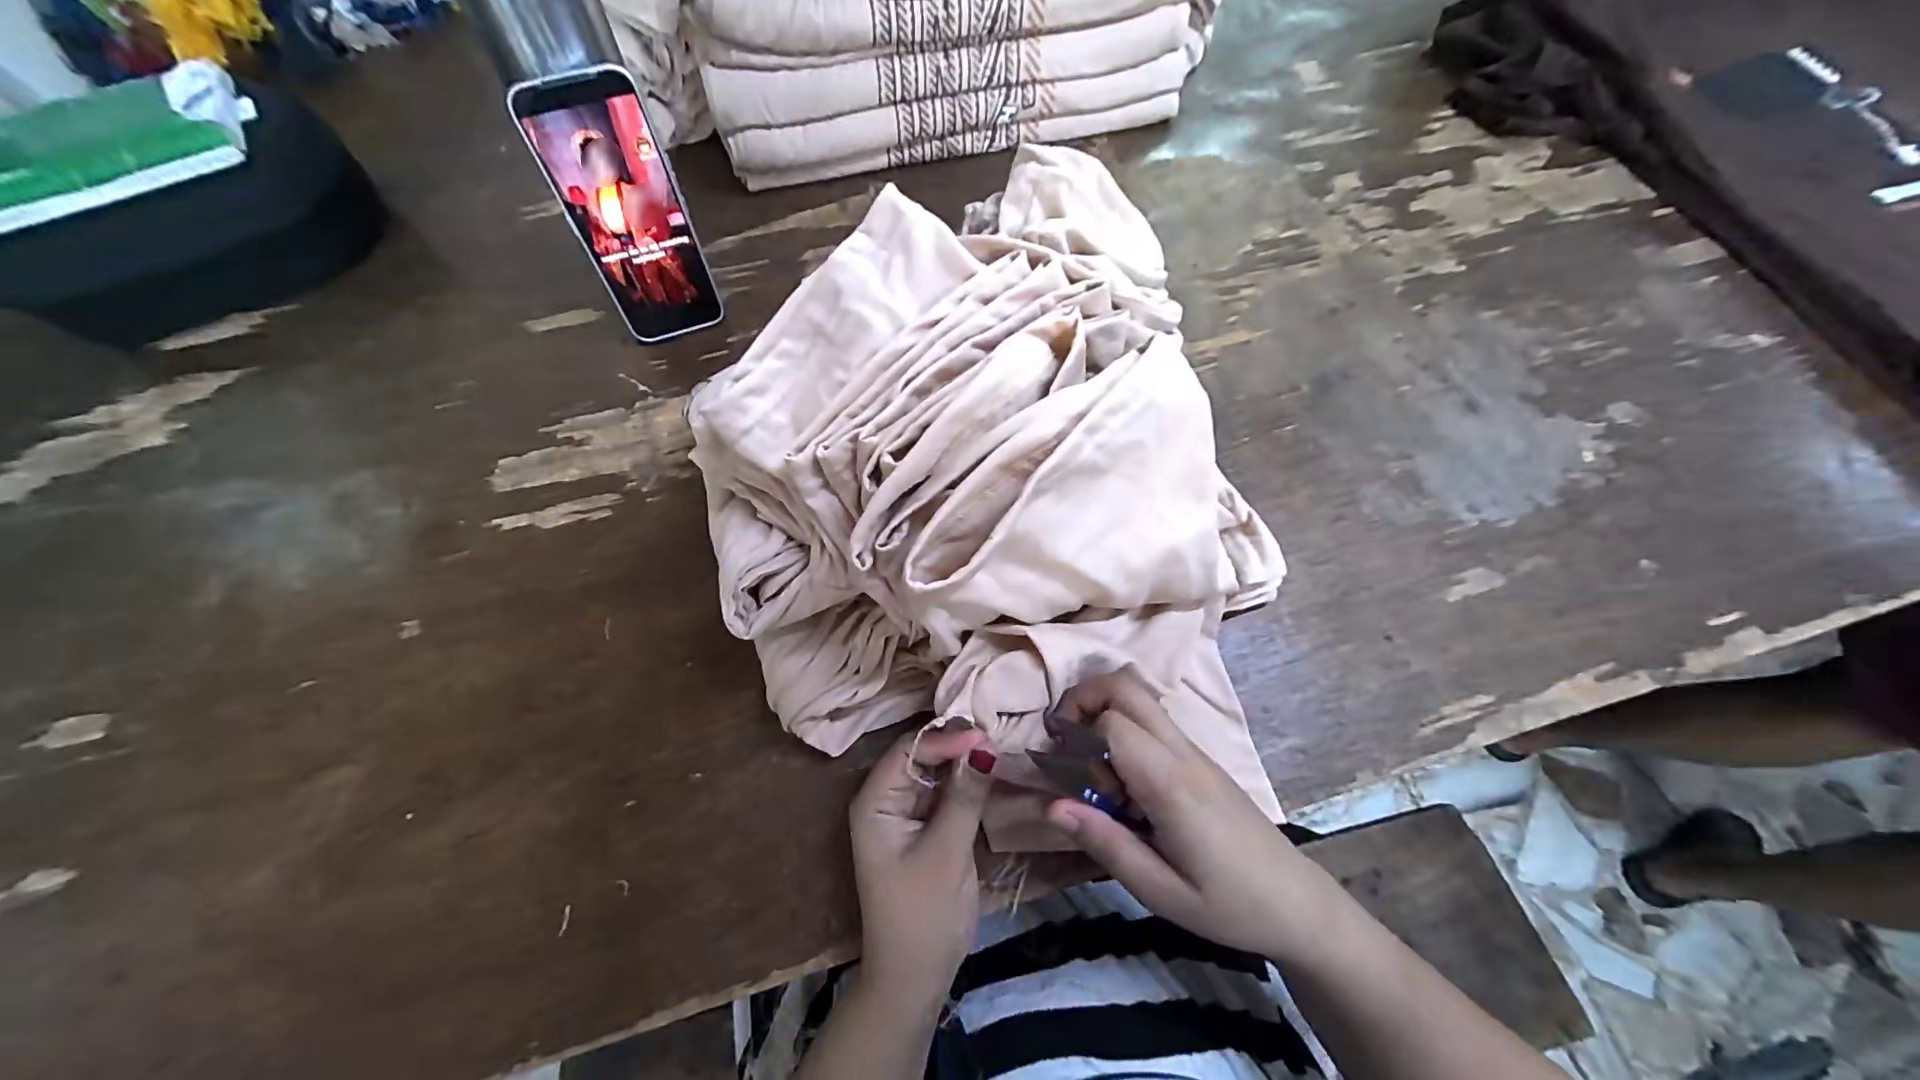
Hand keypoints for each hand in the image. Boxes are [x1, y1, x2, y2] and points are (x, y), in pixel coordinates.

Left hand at [849, 724, 995, 1005]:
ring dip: (966, 762)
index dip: (946, 739)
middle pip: (922, 755)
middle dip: (958, 745)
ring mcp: (907, 812)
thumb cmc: (922, 915)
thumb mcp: (946, 852)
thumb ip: (965, 797)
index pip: (909, 750)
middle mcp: (886, 798)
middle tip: (1000, 733)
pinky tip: (994, 772)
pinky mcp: (927, 826)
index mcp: (875, 801)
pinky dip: (969, 783)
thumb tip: (986, 746)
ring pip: (938, 772)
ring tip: (1002, 745)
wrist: (915, 976)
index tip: (987, 736)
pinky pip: (947, 793)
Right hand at [1045, 670, 1331, 959]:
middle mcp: (1182, 753)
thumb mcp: (1160, 891)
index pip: (1112, 722)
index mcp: (1171, 783)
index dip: (1080, 741)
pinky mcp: (1200, 760)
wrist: (1300, 904)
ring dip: (1103, 715)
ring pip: (1140, 698)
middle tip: (1066, 743)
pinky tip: (1125, 786)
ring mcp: (1195, 752)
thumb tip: (1052, 806)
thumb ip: (1105, 843)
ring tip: (1095, 770)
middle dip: (1083, 699)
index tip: (1075, 780)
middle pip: (1126, 686)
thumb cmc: (1230, 905)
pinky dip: (1124, 732)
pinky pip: (1153, 723)